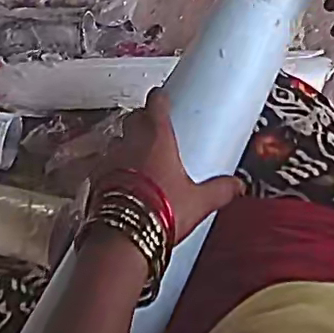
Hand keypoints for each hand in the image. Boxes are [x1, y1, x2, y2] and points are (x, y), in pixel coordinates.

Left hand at [97, 89, 242, 242]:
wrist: (124, 234)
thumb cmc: (160, 211)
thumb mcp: (199, 201)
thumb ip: (219, 190)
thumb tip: (237, 186)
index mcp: (158, 138)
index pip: (157, 104)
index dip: (160, 98)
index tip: (162, 98)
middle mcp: (132, 141)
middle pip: (134, 117)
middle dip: (142, 119)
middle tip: (154, 129)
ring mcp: (112, 156)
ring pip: (118, 139)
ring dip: (126, 144)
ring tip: (139, 159)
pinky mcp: (97, 175)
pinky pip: (105, 163)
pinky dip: (113, 167)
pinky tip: (122, 181)